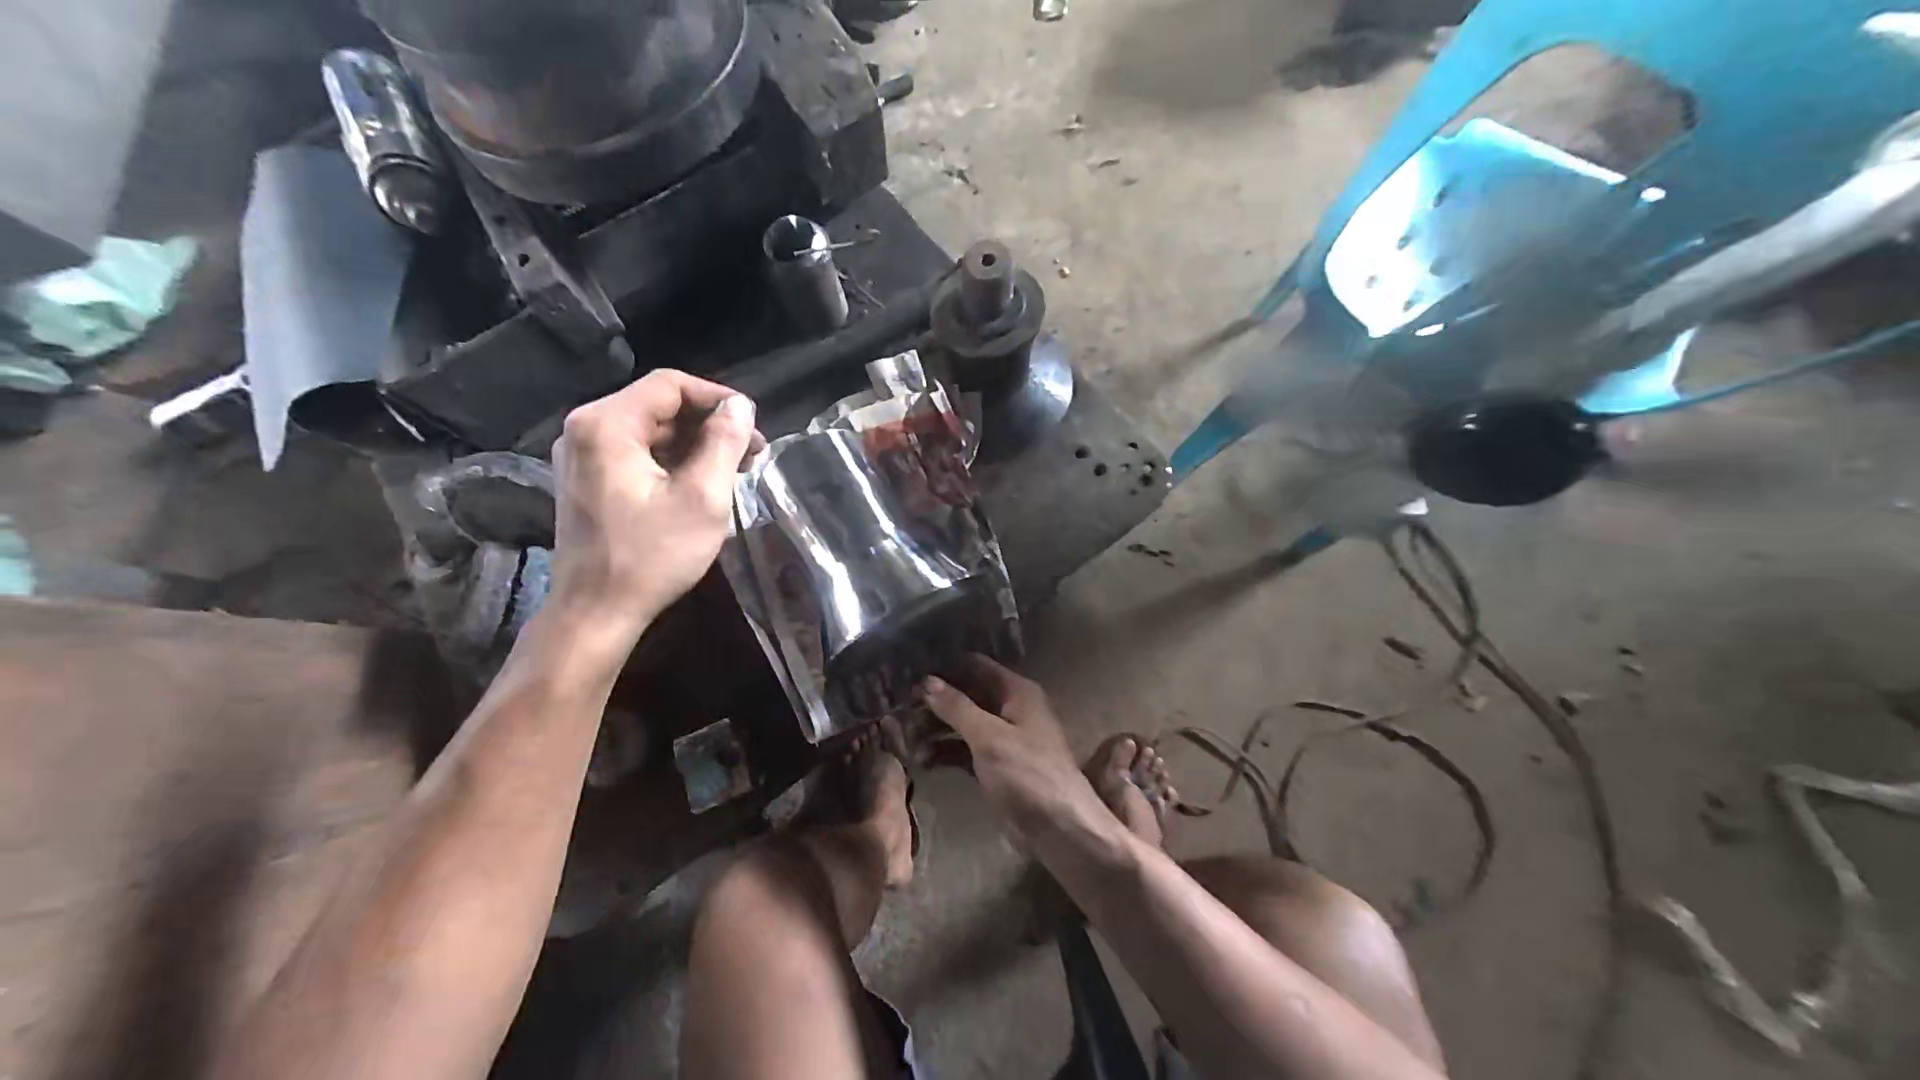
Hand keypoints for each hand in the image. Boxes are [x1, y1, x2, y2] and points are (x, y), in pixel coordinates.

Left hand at [549, 369, 764, 642]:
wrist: (596, 613)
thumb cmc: (652, 556)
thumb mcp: (703, 497)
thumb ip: (724, 443)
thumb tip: (741, 406)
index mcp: (607, 424)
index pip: (670, 385)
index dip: (718, 398)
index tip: (754, 424)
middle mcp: (585, 430)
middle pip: (658, 406)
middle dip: (709, 424)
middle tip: (751, 453)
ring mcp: (580, 457)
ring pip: (648, 431)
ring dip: (693, 444)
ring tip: (734, 470)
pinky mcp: (585, 481)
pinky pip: (635, 454)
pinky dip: (671, 461)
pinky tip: (701, 484)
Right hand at [921, 656, 1130, 860]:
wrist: (1060, 829)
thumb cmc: (1027, 774)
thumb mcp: (989, 737)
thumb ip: (957, 707)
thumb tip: (927, 681)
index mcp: (1016, 692)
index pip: (975, 666)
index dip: (945, 669)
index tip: (910, 676)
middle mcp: (1010, 708)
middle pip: (966, 695)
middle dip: (935, 703)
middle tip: (900, 712)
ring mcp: (1003, 738)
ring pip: (962, 724)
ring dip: (936, 730)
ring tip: (907, 741)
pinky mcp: (995, 765)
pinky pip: (965, 750)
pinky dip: (946, 753)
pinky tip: (923, 761)